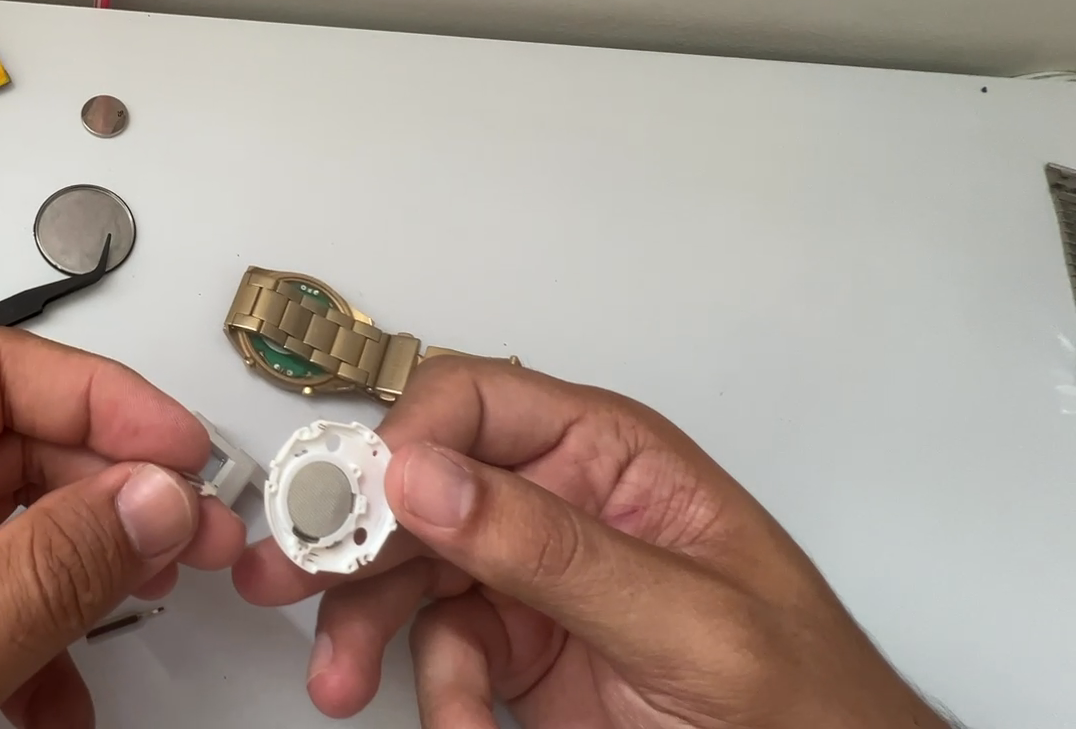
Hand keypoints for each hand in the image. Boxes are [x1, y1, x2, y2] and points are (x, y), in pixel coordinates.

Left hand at [0, 328, 245, 728]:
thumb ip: (44, 572)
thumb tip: (152, 497)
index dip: (100, 397)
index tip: (177, 443)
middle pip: (17, 442)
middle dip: (110, 483)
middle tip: (188, 525)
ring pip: (15, 518)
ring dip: (89, 557)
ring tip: (150, 588)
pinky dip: (46, 629)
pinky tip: (64, 686)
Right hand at [234, 355, 948, 727]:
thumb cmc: (812, 717)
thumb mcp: (688, 628)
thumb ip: (548, 545)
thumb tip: (415, 473)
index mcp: (596, 450)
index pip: (467, 400)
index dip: (406, 438)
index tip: (363, 503)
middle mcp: (541, 493)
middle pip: (414, 484)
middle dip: (350, 535)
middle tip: (284, 572)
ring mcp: (517, 568)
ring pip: (403, 564)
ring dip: (361, 619)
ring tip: (332, 677)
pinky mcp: (503, 637)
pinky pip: (432, 641)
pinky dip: (430, 689)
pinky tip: (453, 728)